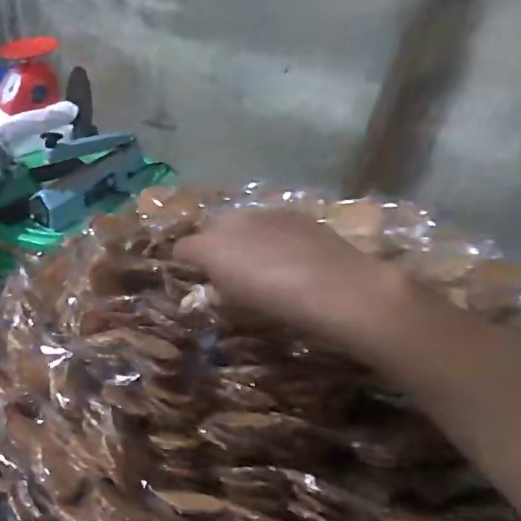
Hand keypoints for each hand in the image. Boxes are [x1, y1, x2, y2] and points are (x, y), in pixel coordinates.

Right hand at [171, 207, 411, 345]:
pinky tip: (291, 255)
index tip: (197, 277)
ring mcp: (264, 213)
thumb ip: (217, 292)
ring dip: (245, 238)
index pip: (181, 249)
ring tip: (264, 261)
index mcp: (208, 247)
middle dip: (215, 246)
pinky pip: (272, 223)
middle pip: (211, 230)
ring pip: (242, 223)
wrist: (338, 288)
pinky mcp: (294, 213)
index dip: (186, 263)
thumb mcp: (237, 307)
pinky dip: (273, 235)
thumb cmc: (276, 304)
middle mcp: (230, 222)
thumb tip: (214, 287)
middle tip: (231, 270)